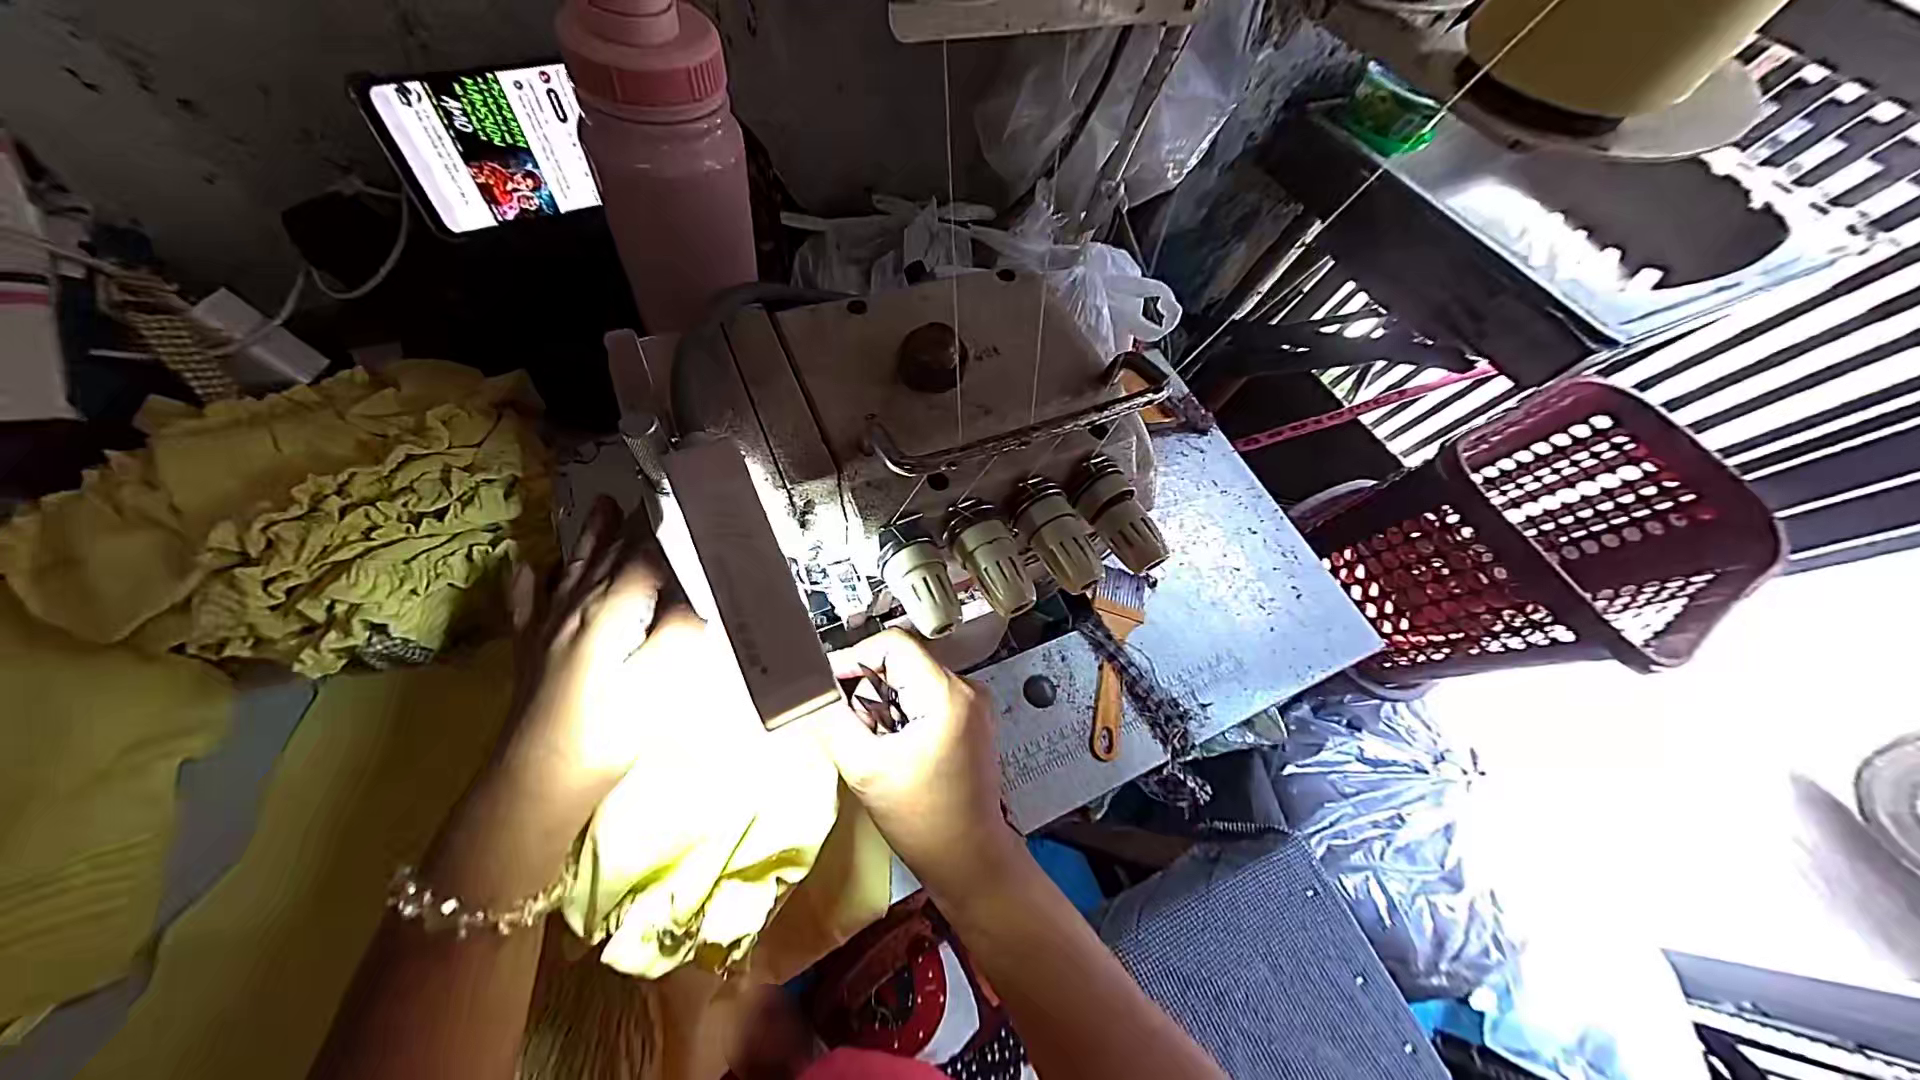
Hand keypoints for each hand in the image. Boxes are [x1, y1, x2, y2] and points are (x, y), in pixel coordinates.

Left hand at [498, 496, 717, 823]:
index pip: (644, 557)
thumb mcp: (657, 683)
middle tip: (646, 492)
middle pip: (609, 556)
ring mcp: (547, 627)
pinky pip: (528, 602)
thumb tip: (701, 593)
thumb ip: (679, 631)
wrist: (535, 782)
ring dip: (590, 537)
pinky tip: (524, 565)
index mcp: (610, 611)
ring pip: (573, 568)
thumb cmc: (604, 733)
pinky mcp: (530, 649)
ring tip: (600, 508)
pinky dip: (530, 579)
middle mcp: (575, 607)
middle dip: (630, 523)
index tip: (682, 501)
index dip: (664, 529)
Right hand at [812, 629, 1022, 898]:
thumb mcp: (866, 767)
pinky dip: (899, 716)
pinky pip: (921, 698)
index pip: (892, 644)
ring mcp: (970, 704)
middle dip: (867, 691)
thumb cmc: (929, 823)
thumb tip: (808, 691)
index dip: (853, 660)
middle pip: (900, 661)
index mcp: (948, 694)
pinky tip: (895, 750)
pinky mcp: (966, 719)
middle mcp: (967, 690)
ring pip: (908, 680)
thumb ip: (833, 721)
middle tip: (855, 728)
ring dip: (882, 706)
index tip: (831, 684)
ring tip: (878, 745)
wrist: (968, 858)